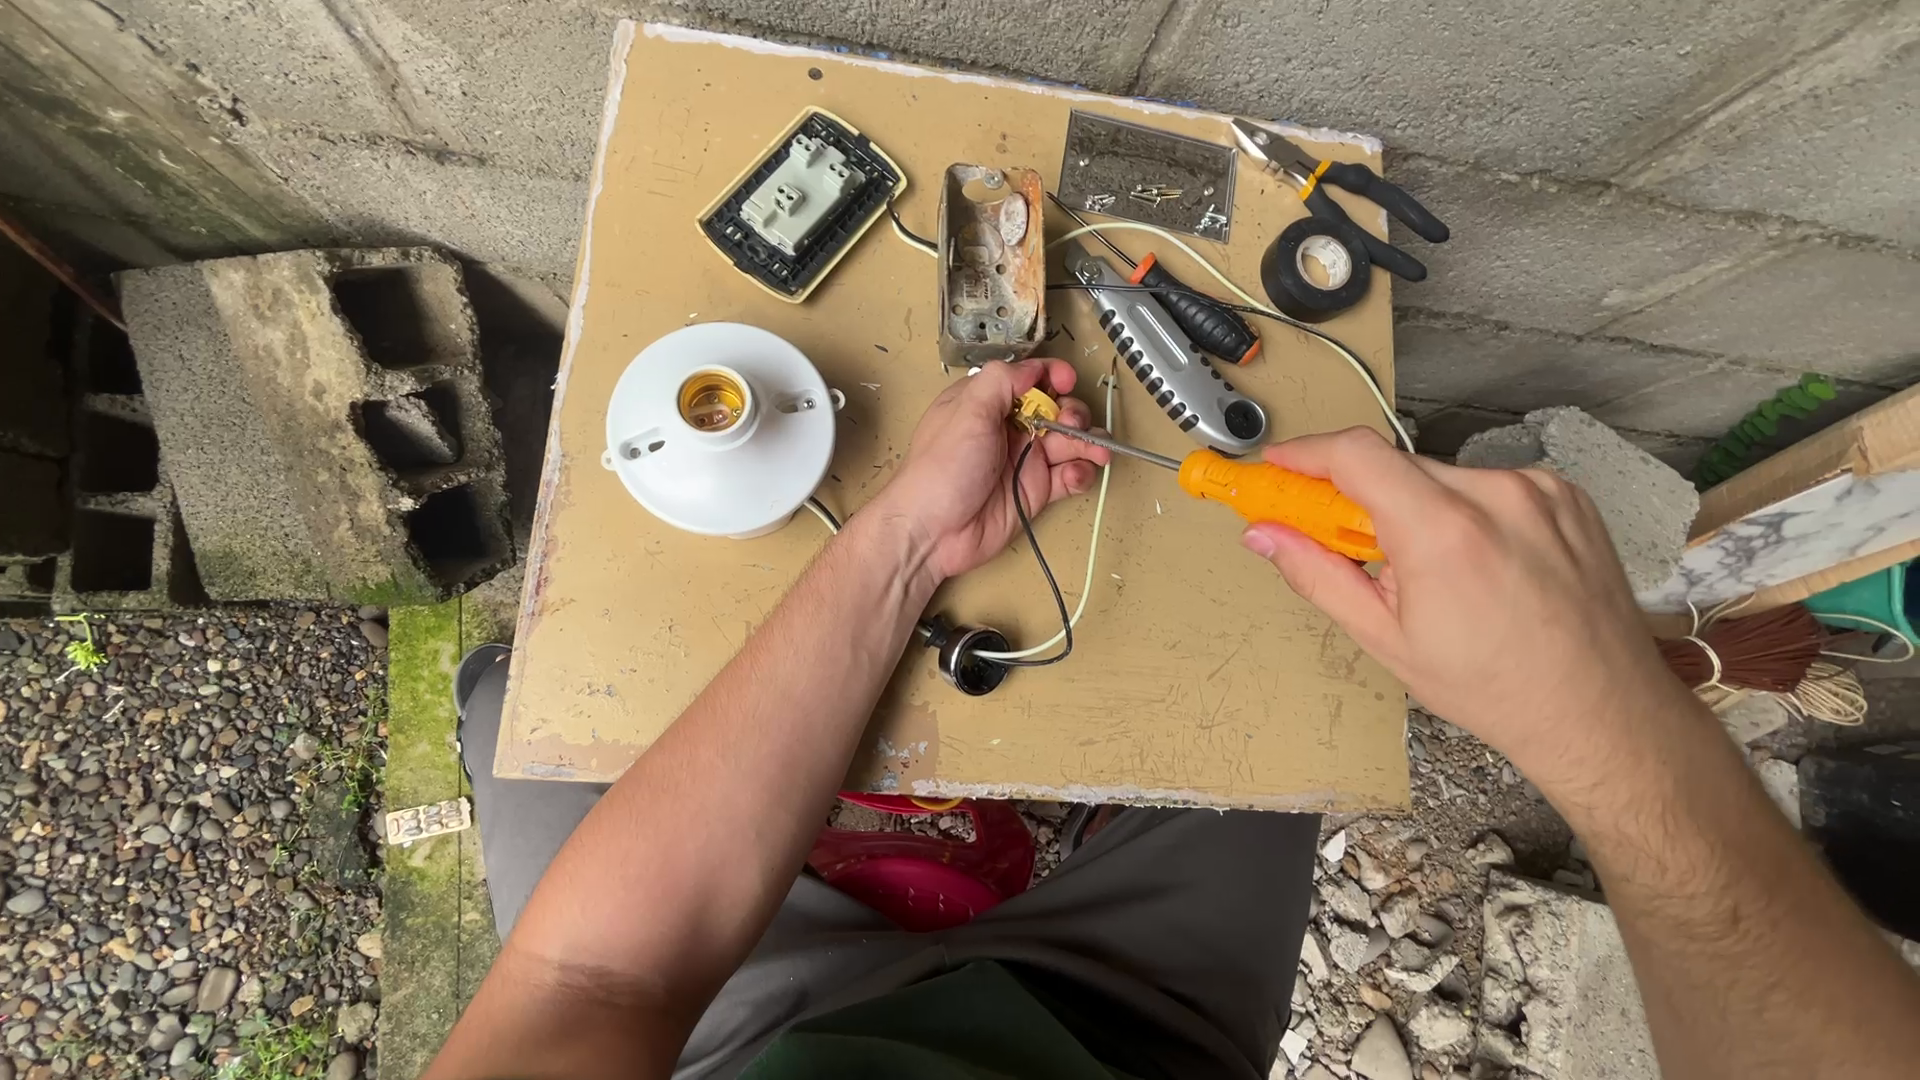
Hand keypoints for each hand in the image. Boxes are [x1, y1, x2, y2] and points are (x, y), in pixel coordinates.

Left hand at [868, 358, 1108, 582]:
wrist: (934, 531)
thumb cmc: (941, 469)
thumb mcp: (967, 411)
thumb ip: (1002, 381)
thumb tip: (1033, 368)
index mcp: (986, 403)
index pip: (1027, 379)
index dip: (1051, 376)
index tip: (1065, 381)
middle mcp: (1007, 428)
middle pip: (1056, 409)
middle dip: (1073, 412)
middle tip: (1071, 425)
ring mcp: (1023, 460)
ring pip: (1070, 443)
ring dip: (1088, 443)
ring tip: (1095, 451)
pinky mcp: (1035, 491)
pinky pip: (1069, 476)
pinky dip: (1081, 473)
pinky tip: (1076, 476)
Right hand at [1238, 427, 1688, 773]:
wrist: (1600, 710)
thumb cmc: (1493, 685)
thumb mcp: (1382, 637)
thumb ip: (1314, 573)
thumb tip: (1263, 535)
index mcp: (1443, 533)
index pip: (1355, 455)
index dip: (1306, 452)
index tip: (1281, 464)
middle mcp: (1497, 496)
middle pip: (1393, 466)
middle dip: (1354, 494)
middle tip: (1339, 536)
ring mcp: (1539, 490)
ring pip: (1437, 475)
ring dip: (1409, 504)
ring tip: (1420, 564)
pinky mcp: (1564, 494)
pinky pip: (1483, 483)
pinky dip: (1458, 509)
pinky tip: (1468, 557)